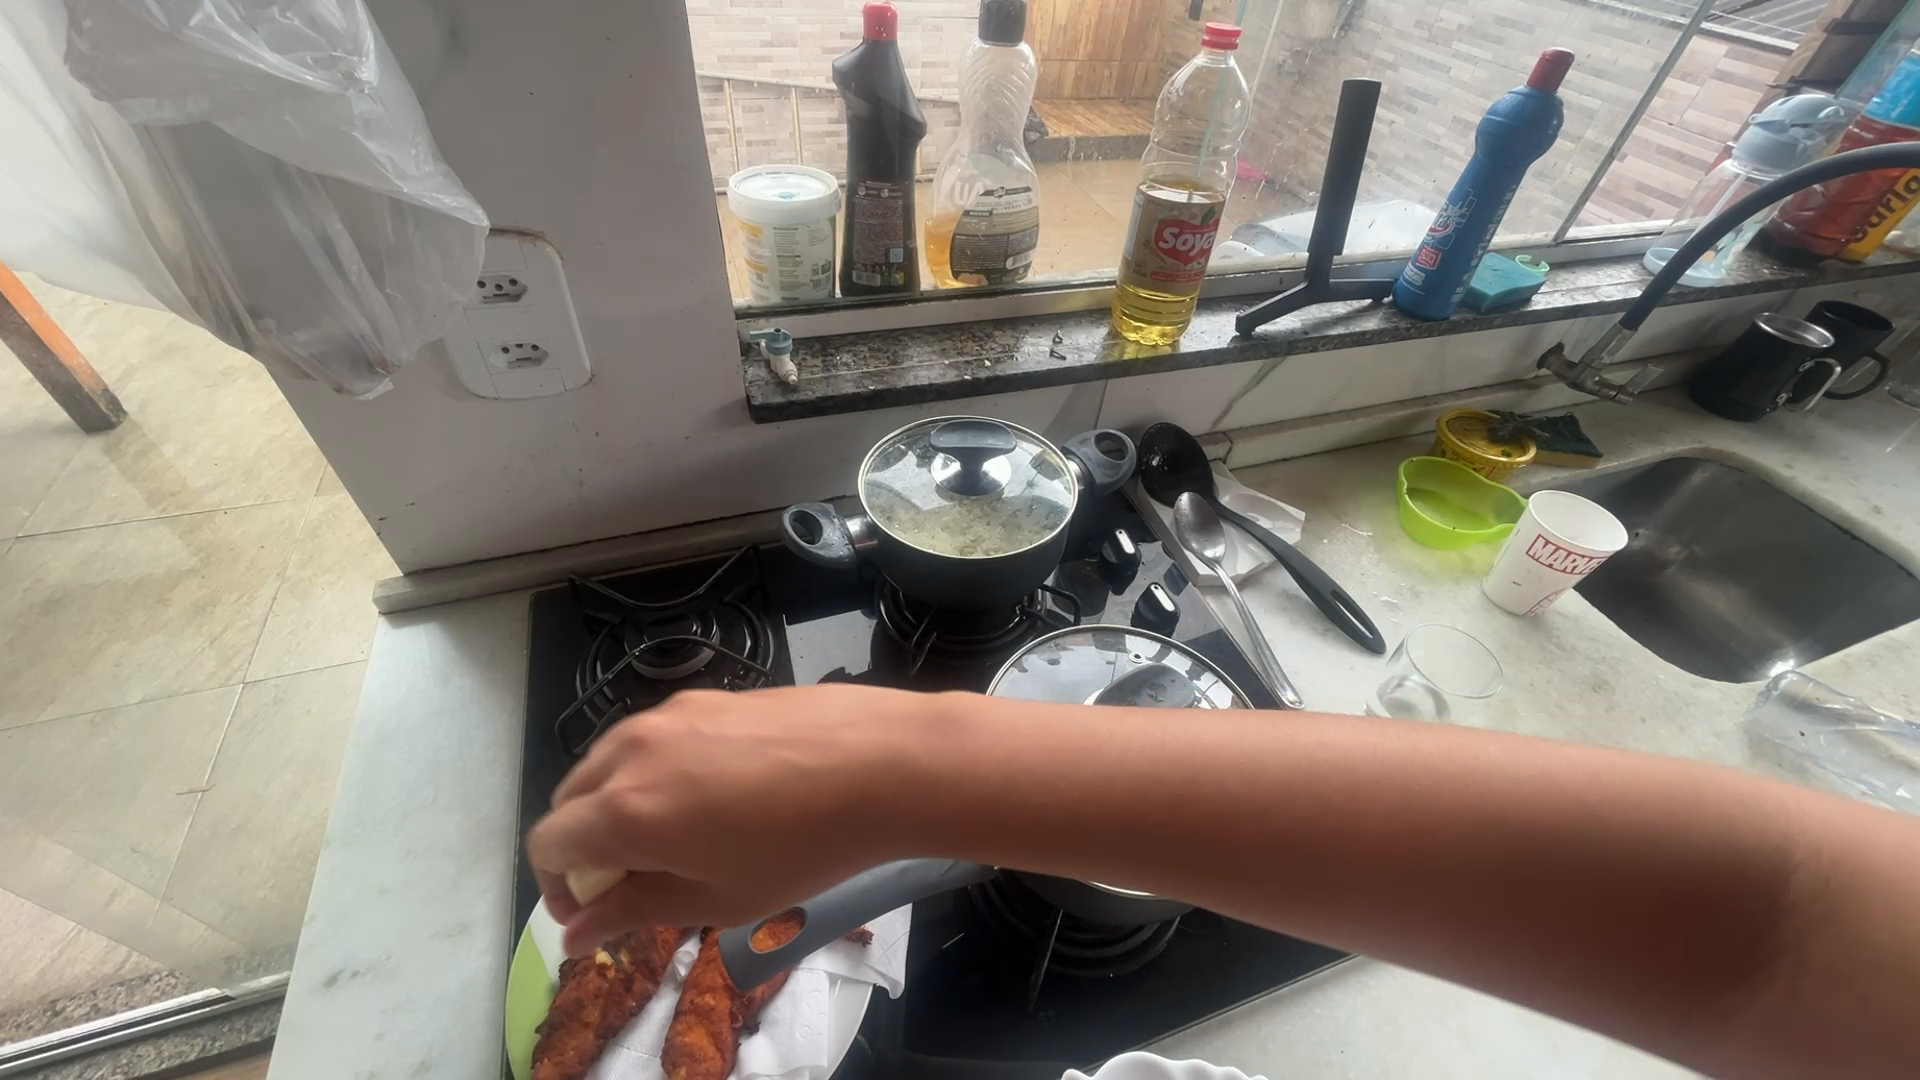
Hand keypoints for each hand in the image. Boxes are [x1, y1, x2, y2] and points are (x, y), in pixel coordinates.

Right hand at [526, 684, 937, 955]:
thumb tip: (577, 931)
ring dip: (620, 799)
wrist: (882, 760)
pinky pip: (662, 734)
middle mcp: (637, 745)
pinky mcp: (717, 693)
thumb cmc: (802, 846)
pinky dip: (660, 766)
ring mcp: (679, 710)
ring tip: (679, 831)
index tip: (600, 909)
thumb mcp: (716, 898)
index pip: (548, 842)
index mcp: (624, 804)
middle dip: (585, 841)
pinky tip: (719, 788)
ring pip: (615, 758)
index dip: (560, 885)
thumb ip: (633, 910)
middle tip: (637, 875)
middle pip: (573, 794)